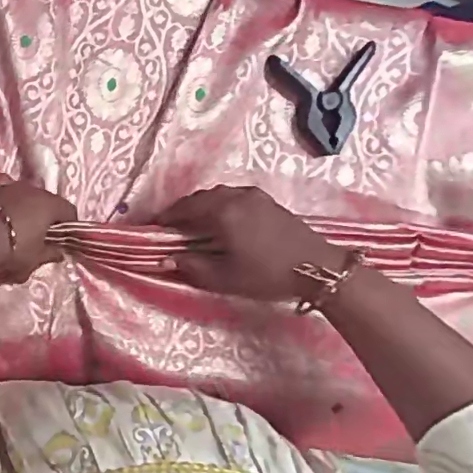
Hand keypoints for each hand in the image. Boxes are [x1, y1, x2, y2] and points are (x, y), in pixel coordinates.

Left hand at [0, 181, 76, 282]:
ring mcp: (5, 186)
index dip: (69, 224)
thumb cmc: (10, 251)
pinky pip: (0, 194)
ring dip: (23, 205)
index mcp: (47, 204)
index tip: (64, 238)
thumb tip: (59, 252)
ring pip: (22, 193)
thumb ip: (49, 254)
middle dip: (46, 214)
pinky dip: (2, 203)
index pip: (68, 210)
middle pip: (45, 199)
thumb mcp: (33, 259)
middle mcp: (29, 189)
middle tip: (40, 233)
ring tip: (16, 224)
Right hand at [157, 185, 345, 300]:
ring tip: (193, 222)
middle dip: (183, 210)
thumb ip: (193, 266)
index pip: (185, 209)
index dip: (167, 217)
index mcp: (223, 212)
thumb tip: (166, 259)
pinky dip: (219, 204)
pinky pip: (234, 196)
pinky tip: (221, 219)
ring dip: (202, 205)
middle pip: (201, 198)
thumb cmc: (267, 274)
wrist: (318, 269)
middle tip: (171, 225)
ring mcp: (255, 197)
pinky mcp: (268, 202)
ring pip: (218, 194)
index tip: (154, 227)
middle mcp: (236, 197)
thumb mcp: (225, 277)